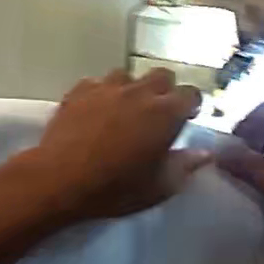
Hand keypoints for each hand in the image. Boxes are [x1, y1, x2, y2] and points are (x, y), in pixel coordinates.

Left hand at [0, 68, 207, 225]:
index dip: (191, 105)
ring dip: (130, 88)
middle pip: (161, 76)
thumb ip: (184, 166)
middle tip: (157, 113)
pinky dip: (100, 93)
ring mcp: (105, 88)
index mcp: (165, 112)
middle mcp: (138, 92)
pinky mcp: (77, 91)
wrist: (59, 179)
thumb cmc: (114, 188)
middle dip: (164, 90)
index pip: (190, 94)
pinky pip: (96, 83)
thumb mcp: (158, 187)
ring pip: (126, 75)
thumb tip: (204, 153)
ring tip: (124, 110)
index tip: (186, 119)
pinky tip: (95, 110)